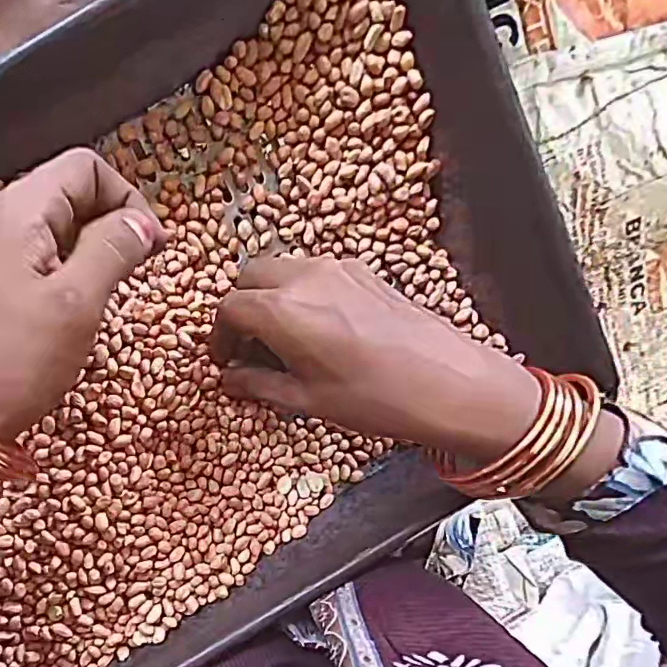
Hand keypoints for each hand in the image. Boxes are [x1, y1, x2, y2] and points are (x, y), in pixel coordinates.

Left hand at [0, 149, 160, 583]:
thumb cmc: (18, 361)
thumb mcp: (77, 301)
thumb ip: (113, 249)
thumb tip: (142, 222)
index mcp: (20, 211)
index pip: (85, 167)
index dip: (128, 197)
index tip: (152, 244)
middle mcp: (3, 221)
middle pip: (72, 192)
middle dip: (115, 221)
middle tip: (141, 266)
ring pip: (60, 228)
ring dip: (97, 248)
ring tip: (117, 288)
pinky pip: (45, 259)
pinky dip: (75, 270)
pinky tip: (85, 304)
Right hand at [209, 255, 540, 459]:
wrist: (448, 382)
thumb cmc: (374, 398)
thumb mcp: (306, 399)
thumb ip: (258, 383)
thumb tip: (230, 379)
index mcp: (282, 310)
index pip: (229, 308)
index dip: (218, 336)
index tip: (224, 360)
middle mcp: (305, 276)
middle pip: (250, 276)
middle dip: (240, 308)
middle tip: (248, 347)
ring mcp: (338, 267)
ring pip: (282, 268)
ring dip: (269, 296)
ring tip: (281, 339)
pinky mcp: (363, 270)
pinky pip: (314, 271)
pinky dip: (299, 291)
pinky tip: (316, 327)